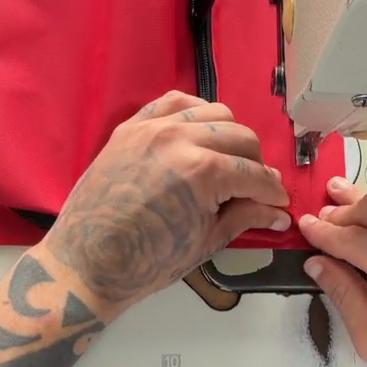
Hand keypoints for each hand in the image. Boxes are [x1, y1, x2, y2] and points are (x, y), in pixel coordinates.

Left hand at [38, 92, 290, 317]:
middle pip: (241, 138)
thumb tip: (276, 212)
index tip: (279, 202)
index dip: (273, 192)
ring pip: (214, 113)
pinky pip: (174, 103)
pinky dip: (195, 114)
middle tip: (255, 188)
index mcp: (202, 173)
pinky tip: (201, 134)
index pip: (255, 174)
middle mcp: (179, 140)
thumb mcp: (204, 243)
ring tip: (229, 162)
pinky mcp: (131, 128)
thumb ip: (244, 217)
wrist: (88, 263)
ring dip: (230, 136)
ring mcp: (152, 128)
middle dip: (256, 164)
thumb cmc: (144, 262)